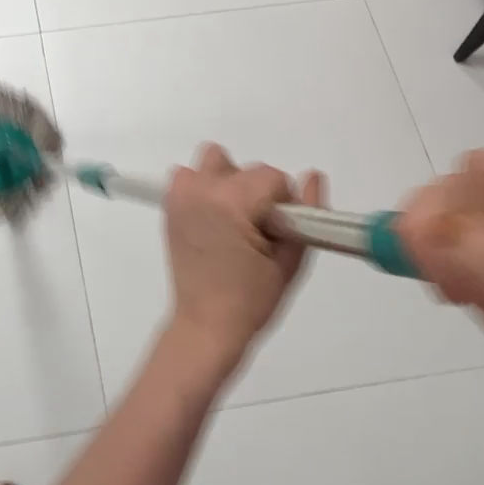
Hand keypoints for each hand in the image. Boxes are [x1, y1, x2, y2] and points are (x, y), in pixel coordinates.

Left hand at [162, 144, 323, 365]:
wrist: (205, 324)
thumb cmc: (251, 300)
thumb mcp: (290, 260)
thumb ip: (308, 213)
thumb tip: (313, 175)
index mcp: (231, 202)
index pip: (273, 178)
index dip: (286, 204)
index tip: (281, 232)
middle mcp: (201, 189)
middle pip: (246, 169)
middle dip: (259, 194)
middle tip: (259, 231)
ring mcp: (181, 194)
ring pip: (214, 161)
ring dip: (229, 181)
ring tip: (234, 218)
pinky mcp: (170, 203)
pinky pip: (188, 176)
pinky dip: (202, 187)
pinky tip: (212, 218)